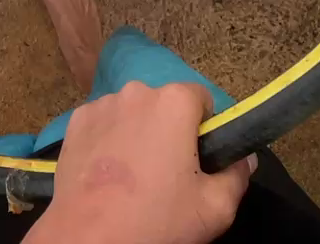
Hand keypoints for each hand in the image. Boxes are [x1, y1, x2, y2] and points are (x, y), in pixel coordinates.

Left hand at [28, 81, 253, 243]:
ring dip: (139, 131)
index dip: (206, 127)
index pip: (201, 98)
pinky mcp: (76, 119)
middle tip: (170, 173)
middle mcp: (137, 91)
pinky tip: (109, 172)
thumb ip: (237, 175)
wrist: (90, 237)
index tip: (201, 158)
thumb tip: (243, 157)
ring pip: (132, 112)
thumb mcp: (216, 208)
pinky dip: (110, 138)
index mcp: (174, 103)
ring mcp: (102, 103)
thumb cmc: (158, 219)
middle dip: (171, 130)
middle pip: (165, 104)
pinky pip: (104, 122)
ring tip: (136, 176)